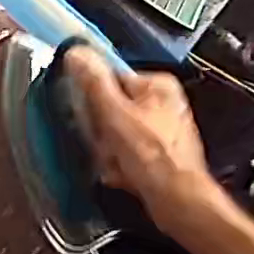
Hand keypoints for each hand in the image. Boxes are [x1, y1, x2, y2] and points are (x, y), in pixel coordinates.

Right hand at [63, 44, 224, 222]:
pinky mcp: (162, 153)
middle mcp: (165, 101)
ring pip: (117, 131)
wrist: (179, 203)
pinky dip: (121, 162)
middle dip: (102, 130)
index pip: (109, 80)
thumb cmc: (148, 155)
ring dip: (108, 149)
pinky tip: (122, 173)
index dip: (95, 101)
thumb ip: (93, 81)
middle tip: (106, 146)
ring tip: (115, 163)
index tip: (93, 120)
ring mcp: (165, 128)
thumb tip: (75, 50)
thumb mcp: (114, 113)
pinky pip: (128, 150)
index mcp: (157, 84)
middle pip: (111, 107)